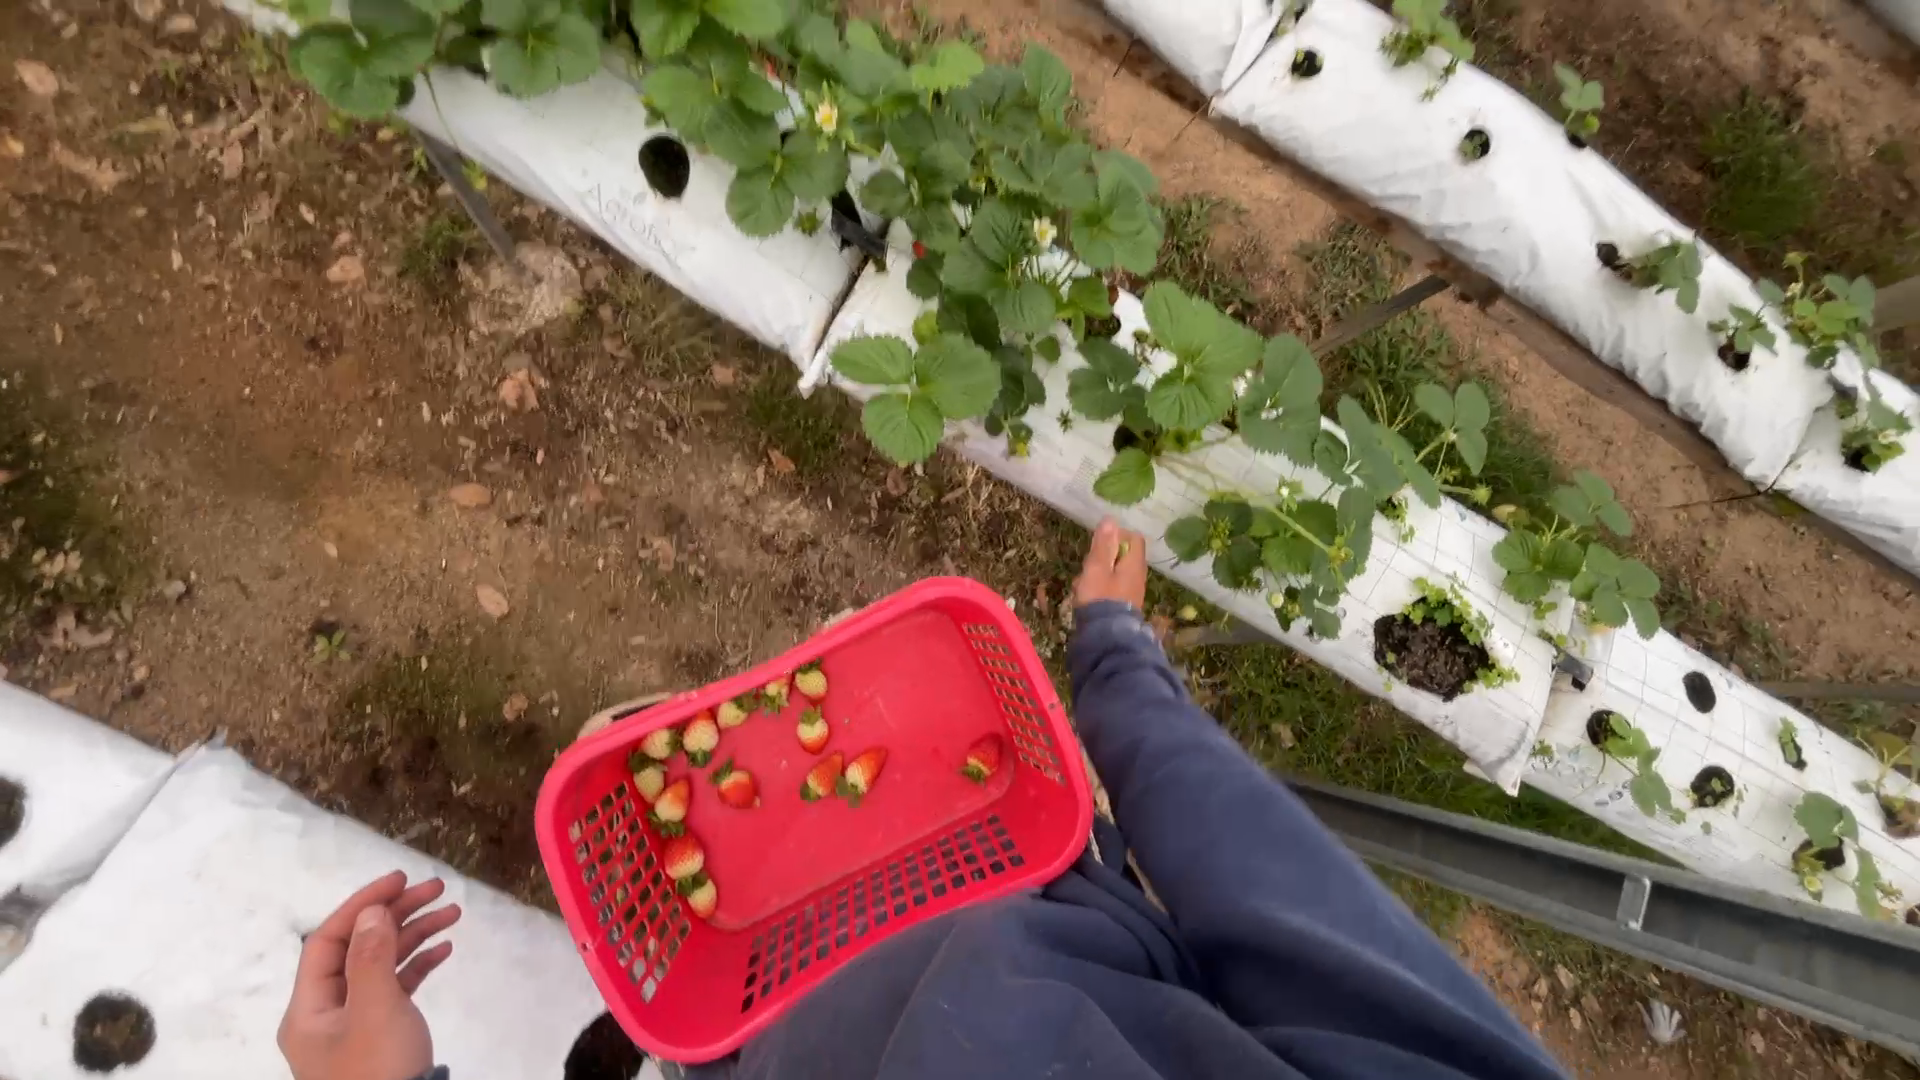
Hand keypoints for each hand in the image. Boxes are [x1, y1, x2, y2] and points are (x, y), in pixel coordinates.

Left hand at [279, 872, 462, 1079]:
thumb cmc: (377, 1065)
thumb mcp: (377, 1009)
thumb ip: (371, 957)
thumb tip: (372, 910)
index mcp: (309, 1007)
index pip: (328, 941)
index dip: (362, 904)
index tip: (401, 878)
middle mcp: (326, 1010)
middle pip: (358, 946)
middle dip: (397, 913)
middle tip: (437, 888)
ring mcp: (352, 1020)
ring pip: (382, 961)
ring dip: (415, 933)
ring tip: (453, 913)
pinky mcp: (379, 1029)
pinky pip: (397, 983)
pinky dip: (420, 961)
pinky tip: (446, 948)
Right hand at [1073, 518, 1147, 611]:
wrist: (1106, 637)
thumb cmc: (1100, 597)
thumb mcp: (1097, 568)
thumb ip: (1103, 545)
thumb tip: (1110, 520)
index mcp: (1134, 563)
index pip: (1134, 538)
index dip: (1116, 536)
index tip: (1098, 543)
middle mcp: (1137, 576)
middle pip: (1123, 555)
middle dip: (1103, 557)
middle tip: (1087, 565)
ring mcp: (1131, 592)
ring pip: (1115, 572)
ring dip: (1098, 574)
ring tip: (1081, 584)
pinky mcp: (1123, 605)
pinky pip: (1112, 588)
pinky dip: (1099, 588)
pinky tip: (1085, 597)